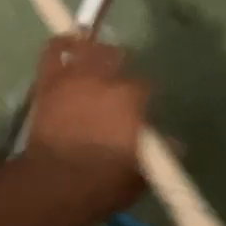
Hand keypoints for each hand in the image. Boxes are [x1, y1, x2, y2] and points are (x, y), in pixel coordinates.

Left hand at [23, 34, 149, 216]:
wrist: (57, 183)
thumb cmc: (104, 183)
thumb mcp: (141, 174)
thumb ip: (158, 152)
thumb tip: (175, 143)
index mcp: (131, 99)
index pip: (145, 86)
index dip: (144, 96)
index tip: (142, 106)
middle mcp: (105, 79)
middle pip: (117, 57)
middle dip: (121, 66)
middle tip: (119, 80)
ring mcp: (74, 76)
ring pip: (88, 48)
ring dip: (95, 50)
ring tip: (97, 54)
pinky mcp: (50, 80)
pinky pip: (54, 50)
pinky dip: (61, 43)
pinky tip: (67, 42)